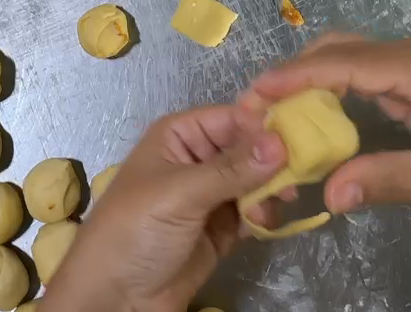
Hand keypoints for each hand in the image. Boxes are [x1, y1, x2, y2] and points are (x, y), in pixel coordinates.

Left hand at [44, 106, 285, 311]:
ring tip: (270, 210)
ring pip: (254, 181)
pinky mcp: (220, 229)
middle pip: (247, 148)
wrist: (114, 298)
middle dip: (271, 161)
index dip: (262, 125)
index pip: (230, 117)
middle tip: (294, 180)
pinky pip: (252, 213)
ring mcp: (210, 195)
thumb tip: (279, 141)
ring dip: (268, 192)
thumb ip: (231, 169)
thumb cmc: (136, 228)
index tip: (296, 140)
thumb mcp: (181, 193)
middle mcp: (198, 157)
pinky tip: (263, 225)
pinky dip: (262, 217)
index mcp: (180, 134)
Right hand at [240, 33, 410, 225]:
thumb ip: (384, 179)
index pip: (345, 62)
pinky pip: (360, 78)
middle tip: (257, 104)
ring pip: (347, 59)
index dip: (298, 75)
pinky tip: (313, 114)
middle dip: (295, 72)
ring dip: (310, 79)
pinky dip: (330, 91)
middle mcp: (409, 56)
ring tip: (275, 108)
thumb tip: (329, 192)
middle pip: (339, 49)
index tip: (258, 90)